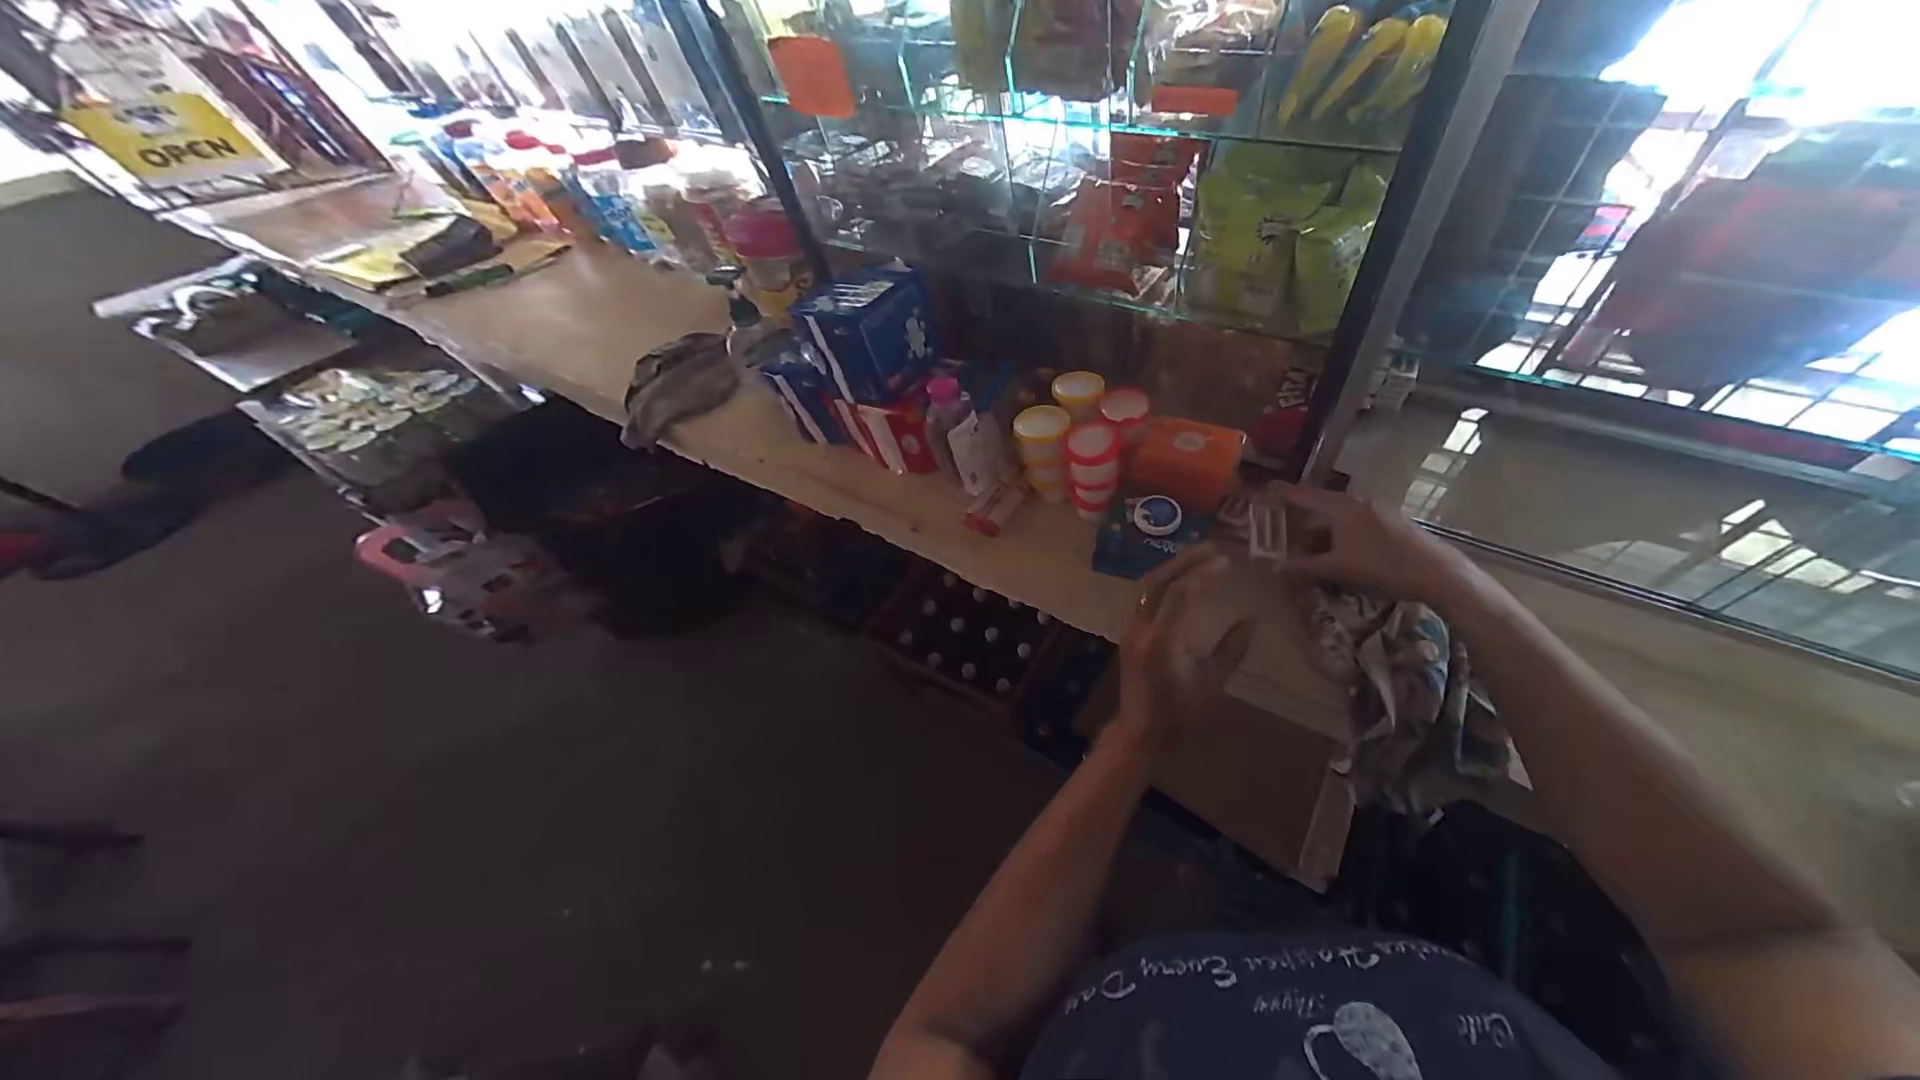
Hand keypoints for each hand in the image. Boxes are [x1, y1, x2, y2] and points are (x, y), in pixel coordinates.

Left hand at [1114, 544, 1255, 754]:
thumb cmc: (1179, 714)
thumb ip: (1232, 649)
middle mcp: (1140, 630)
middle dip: (1186, 561)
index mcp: (1161, 643)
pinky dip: (1165, 583)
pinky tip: (1184, 578)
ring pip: (1148, 587)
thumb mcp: (1212, 683)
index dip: (1203, 574)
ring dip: (1174, 568)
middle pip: (1158, 582)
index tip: (1227, 563)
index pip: (1179, 595)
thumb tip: (1251, 620)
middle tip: (1214, 549)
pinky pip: (1145, 598)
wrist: (1139, 732)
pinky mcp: (1129, 632)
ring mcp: (1130, 629)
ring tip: (1201, 557)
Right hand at [1271, 482, 1489, 610]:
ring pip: (1336, 512)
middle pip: (1319, 501)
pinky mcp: (1386, 520)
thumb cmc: (1383, 566)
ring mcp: (1374, 509)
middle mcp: (1356, 501)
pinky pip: (1350, 518)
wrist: (1437, 573)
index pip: (1302, 494)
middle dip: (1297, 510)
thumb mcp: (1338, 568)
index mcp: (1340, 507)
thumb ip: (1304, 565)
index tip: (1262, 489)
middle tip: (1277, 519)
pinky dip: (1335, 528)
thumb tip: (1274, 566)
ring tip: (1302, 538)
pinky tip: (1333, 545)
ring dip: (1317, 523)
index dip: (1280, 492)